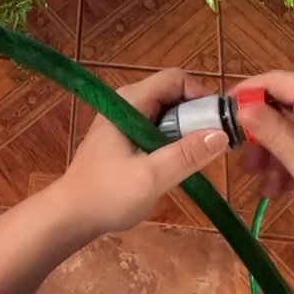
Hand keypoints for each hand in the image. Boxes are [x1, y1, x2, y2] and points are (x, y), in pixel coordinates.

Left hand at [48, 69, 230, 236]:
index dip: (201, 95)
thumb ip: (185, 155)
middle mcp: (129, 103)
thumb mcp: (151, 177)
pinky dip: (175, 140)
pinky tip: (182, 164)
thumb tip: (221, 134)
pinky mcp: (126, 137)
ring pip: (168, 112)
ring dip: (188, 130)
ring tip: (203, 156)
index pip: (175, 79)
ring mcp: (126, 119)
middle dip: (198, 114)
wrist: (71, 215)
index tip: (219, 123)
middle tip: (216, 144)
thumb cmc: (107, 194)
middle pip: (173, 94)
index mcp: (131, 101)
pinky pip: (159, 128)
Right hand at [233, 72, 293, 252]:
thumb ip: (270, 131)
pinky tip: (285, 187)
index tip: (223, 113)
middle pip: (286, 106)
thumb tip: (240, 105)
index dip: (246, 92)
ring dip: (278, 152)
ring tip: (265, 185)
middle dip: (263, 134)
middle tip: (245, 163)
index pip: (275, 80)